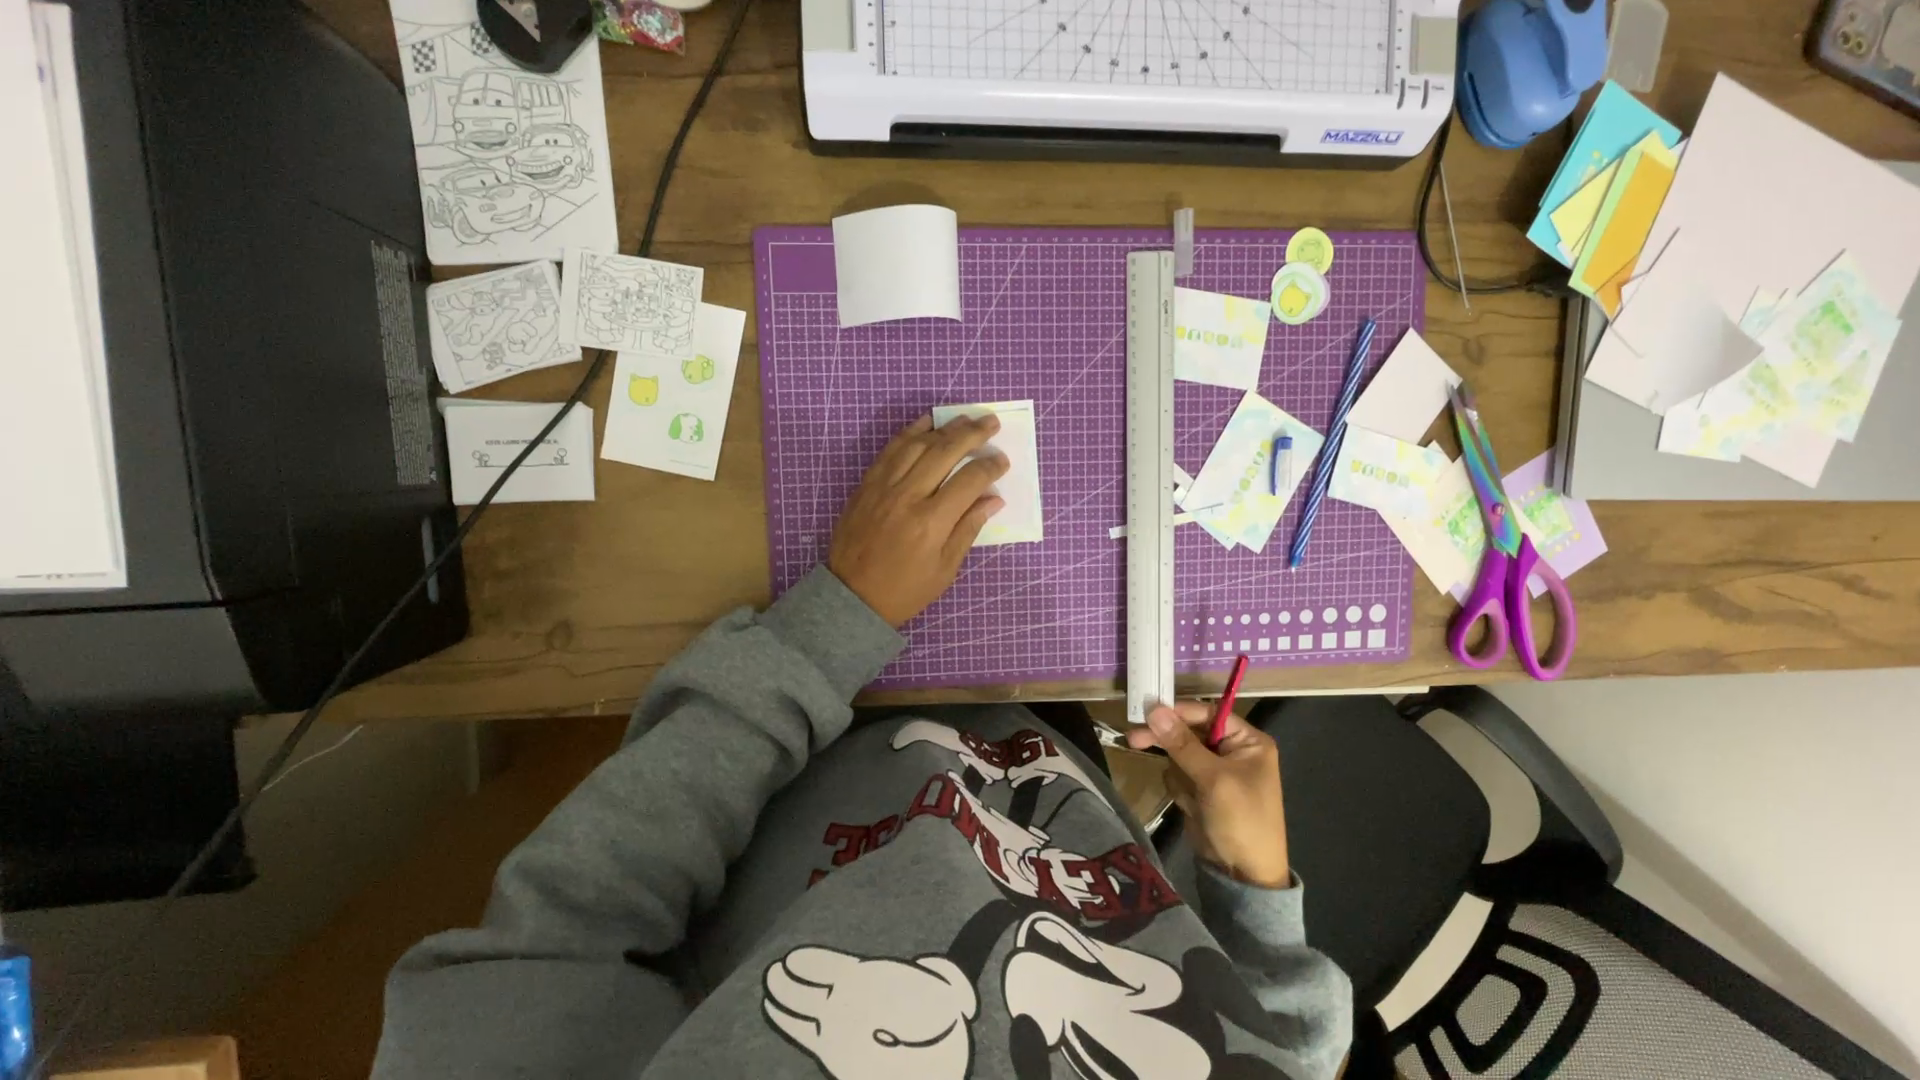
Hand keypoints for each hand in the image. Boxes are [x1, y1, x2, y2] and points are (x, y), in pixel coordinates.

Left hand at [827, 415, 1008, 626]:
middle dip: (972, 434)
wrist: (851, 595)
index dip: (990, 467)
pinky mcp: (867, 484)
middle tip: (991, 423)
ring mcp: (884, 486)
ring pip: (917, 444)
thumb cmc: (905, 589)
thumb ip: (969, 528)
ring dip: (944, 428)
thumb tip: (994, 498)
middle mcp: (908, 496)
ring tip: (965, 420)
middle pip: (945, 452)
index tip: (1002, 461)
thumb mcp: (945, 569)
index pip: (969, 480)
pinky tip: (927, 424)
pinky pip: (891, 449)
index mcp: (931, 522)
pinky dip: (911, 433)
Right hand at [1127, 702, 1289, 887]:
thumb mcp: (1213, 778)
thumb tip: (1154, 710)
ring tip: (1192, 798)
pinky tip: (1193, 808)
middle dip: (1168, 742)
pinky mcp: (1199, 790)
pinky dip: (1180, 790)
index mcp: (1248, 742)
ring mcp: (1214, 772)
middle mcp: (1231, 751)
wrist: (1243, 874)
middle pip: (1189, 732)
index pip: (1208, 713)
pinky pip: (1177, 776)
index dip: (1179, 712)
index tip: (1148, 712)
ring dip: (1179, 775)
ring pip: (1178, 756)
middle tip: (1134, 739)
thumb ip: (1182, 744)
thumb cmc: (1241, 819)